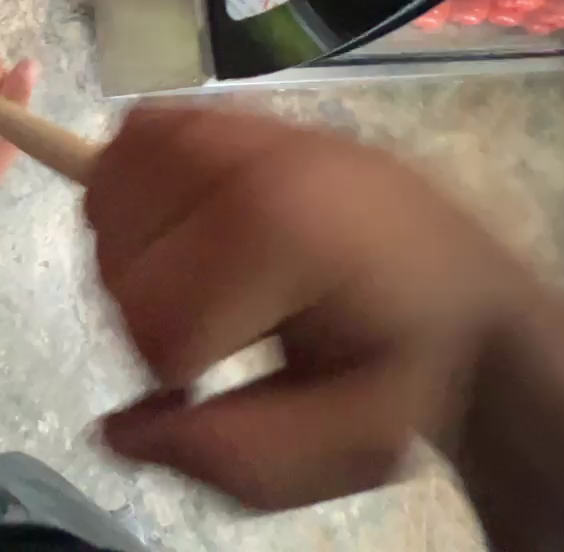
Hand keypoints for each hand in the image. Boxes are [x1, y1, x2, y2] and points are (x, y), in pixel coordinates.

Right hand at [87, 107, 533, 510]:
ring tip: (189, 274)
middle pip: (118, 263)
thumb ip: (237, 459)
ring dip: (127, 253)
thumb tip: (113, 431)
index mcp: (287, 239)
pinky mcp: (212, 104)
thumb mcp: (352, 441)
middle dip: (144, 315)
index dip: (174, 373)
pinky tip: (175, 220)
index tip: (212, 381)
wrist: (457, 267)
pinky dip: (128, 184)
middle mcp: (245, 162)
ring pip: (105, 197)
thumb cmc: (409, 357)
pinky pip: (126, 138)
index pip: (157, 325)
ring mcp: (227, 122)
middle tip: (202, 328)